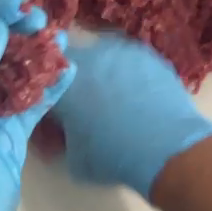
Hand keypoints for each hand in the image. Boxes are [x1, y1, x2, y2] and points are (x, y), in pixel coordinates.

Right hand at [51, 35, 211, 198]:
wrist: (168, 148)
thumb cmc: (112, 157)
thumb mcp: (74, 159)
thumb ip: (62, 139)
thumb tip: (63, 134)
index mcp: (63, 83)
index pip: (43, 85)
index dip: (45, 100)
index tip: (53, 116)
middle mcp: (89, 57)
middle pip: (72, 65)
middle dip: (72, 83)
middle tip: (81, 109)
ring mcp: (121, 51)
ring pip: (101, 58)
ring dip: (99, 75)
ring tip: (111, 102)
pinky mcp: (148, 55)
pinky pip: (127, 62)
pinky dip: (125, 75)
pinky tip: (134, 98)